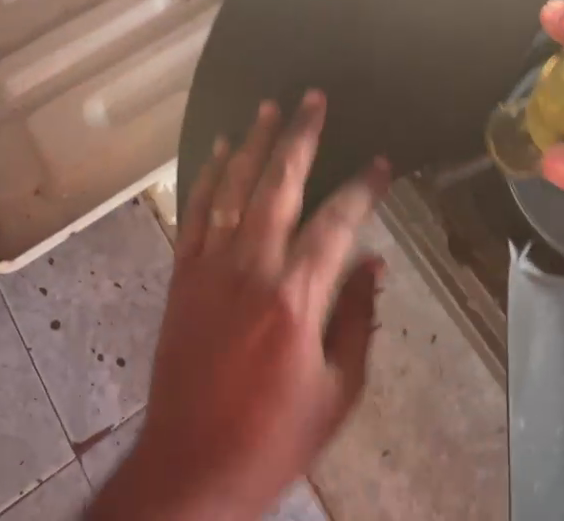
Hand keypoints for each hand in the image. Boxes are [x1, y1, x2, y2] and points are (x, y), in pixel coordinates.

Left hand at [88, 91, 390, 520]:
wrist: (192, 464)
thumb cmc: (274, 436)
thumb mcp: (337, 390)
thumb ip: (356, 318)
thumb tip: (371, 262)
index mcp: (295, 298)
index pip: (336, 223)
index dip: (362, 188)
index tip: (381, 163)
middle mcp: (250, 269)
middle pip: (278, 185)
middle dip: (299, 137)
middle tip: (313, 98)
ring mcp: (209, 268)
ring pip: (231, 189)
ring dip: (251, 143)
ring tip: (268, 107)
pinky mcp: (181, 276)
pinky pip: (195, 214)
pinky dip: (206, 178)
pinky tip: (216, 151)